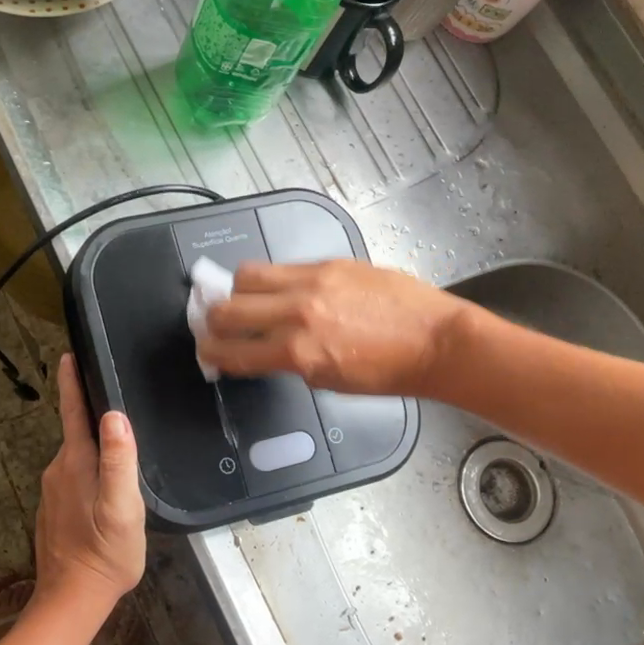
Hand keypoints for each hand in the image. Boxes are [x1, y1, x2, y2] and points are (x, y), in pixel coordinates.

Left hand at [34, 355, 146, 608]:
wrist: (72, 599)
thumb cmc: (105, 553)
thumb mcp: (123, 508)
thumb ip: (119, 461)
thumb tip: (114, 416)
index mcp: (75, 463)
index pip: (73, 412)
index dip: (72, 382)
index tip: (68, 354)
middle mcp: (58, 470)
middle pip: (76, 432)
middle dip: (91, 415)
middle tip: (116, 400)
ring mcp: (53, 492)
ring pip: (77, 458)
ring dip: (94, 449)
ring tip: (121, 448)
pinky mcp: (54, 510)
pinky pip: (74, 479)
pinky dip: (89, 473)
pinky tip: (105, 488)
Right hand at [198, 259, 477, 394]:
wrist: (435, 342)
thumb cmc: (387, 373)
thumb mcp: (326, 381)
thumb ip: (287, 362)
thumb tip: (263, 350)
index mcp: (297, 351)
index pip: (232, 350)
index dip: (212, 353)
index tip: (208, 352)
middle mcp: (297, 312)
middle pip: (227, 306)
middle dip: (214, 320)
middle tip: (216, 324)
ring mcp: (313, 281)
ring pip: (246, 274)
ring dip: (237, 291)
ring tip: (246, 300)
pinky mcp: (330, 263)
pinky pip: (282, 266)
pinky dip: (273, 280)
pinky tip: (283, 290)